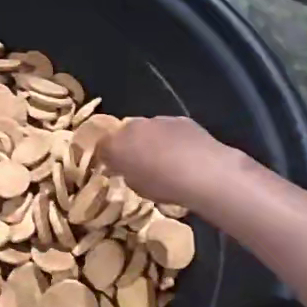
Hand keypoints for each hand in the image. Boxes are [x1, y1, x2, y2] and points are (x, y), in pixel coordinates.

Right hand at [96, 116, 241, 205]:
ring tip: (164, 159)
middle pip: (125, 133)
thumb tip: (129, 169)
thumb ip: (128, 174)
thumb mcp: (137, 187)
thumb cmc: (163, 186)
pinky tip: (183, 152)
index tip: (114, 168)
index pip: (102, 146)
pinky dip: (171, 138)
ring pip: (148, 129)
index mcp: (116, 145)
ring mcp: (157, 120)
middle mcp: (133, 127)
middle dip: (129, 145)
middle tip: (139, 163)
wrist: (203, 172)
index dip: (107, 157)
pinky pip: (169, 128)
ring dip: (151, 140)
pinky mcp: (180, 119)